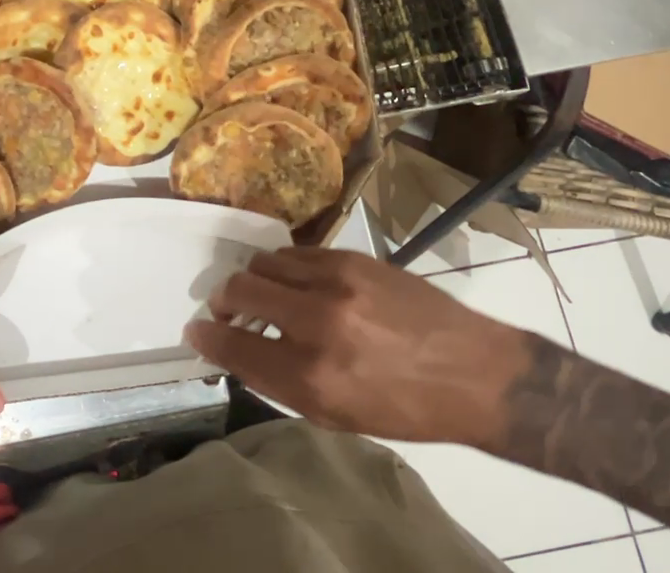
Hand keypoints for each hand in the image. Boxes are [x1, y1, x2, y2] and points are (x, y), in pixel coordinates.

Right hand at [186, 247, 533, 447]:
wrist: (473, 371)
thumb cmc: (404, 408)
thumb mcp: (336, 415)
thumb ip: (279, 382)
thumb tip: (235, 350)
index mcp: (313, 378)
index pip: (236, 348)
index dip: (208, 338)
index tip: (196, 330)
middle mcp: (319, 324)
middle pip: (241, 292)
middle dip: (222, 300)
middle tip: (225, 310)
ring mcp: (337, 284)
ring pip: (265, 263)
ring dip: (253, 280)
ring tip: (261, 294)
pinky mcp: (354, 260)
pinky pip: (297, 253)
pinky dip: (284, 267)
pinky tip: (294, 282)